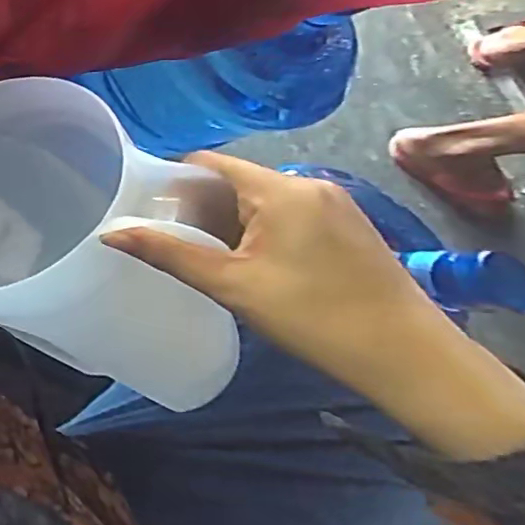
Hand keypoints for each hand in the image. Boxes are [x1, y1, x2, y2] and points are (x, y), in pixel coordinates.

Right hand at [103, 152, 524, 460]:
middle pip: (232, 179)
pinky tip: (249, 262)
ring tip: (205, 255)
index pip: (207, 162)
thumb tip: (110, 234)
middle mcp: (309, 185)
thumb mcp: (231, 285)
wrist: (414, 361)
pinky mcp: (348, 226)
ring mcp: (334, 205)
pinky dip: (256, 228)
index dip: (171, 181)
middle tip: (171, 240)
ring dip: (226, 219)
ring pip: (258, 198)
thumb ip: (168, 253)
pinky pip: (285, 212)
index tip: (147, 210)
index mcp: (281, 190)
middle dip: (196, 205)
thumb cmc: (315, 317)